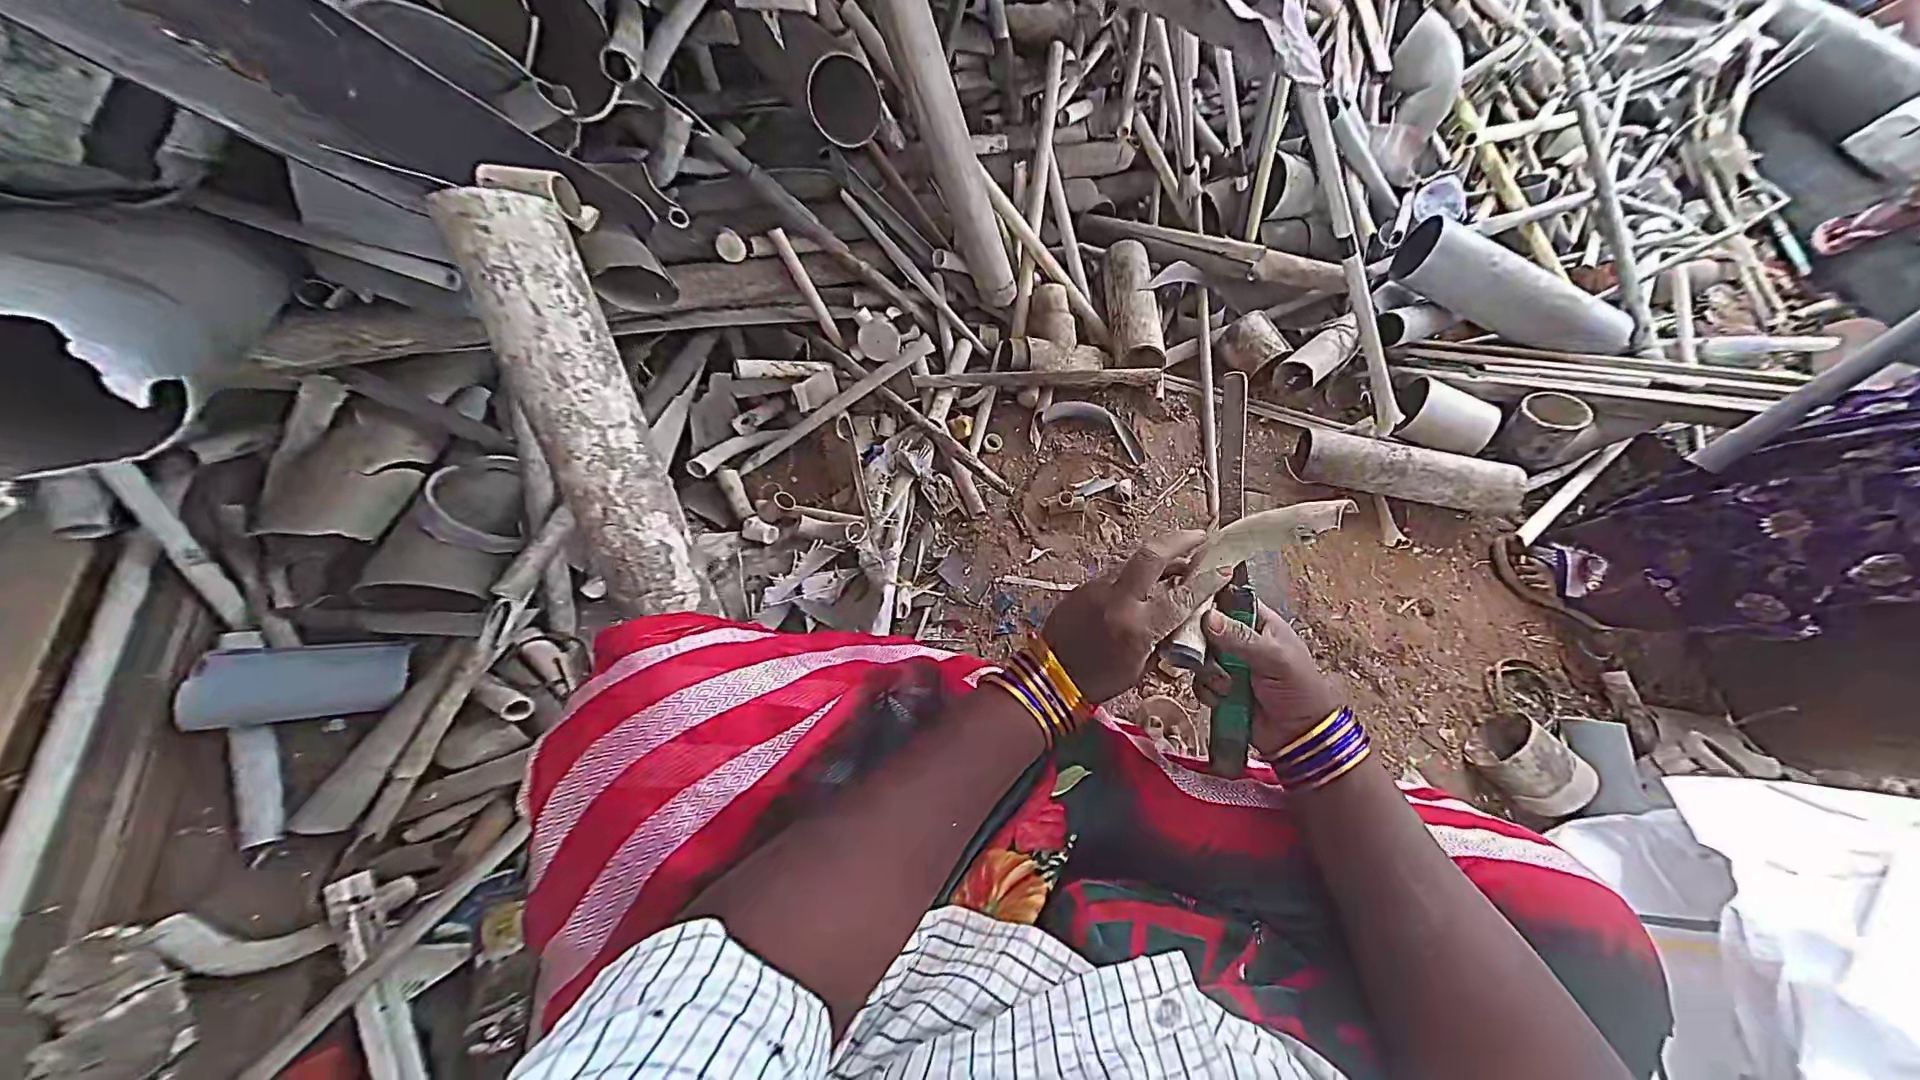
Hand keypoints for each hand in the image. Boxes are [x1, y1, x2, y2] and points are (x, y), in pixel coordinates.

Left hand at [1043, 531, 1206, 701]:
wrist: (1050, 676)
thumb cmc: (1099, 679)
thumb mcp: (1141, 666)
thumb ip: (1164, 637)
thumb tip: (1184, 614)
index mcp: (1137, 627)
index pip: (1181, 597)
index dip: (1206, 581)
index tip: (1223, 569)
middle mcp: (1117, 601)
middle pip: (1152, 555)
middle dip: (1179, 540)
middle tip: (1199, 537)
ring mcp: (1097, 589)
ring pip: (1132, 564)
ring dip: (1157, 561)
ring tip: (1176, 566)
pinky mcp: (1083, 587)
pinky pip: (1115, 577)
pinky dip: (1133, 578)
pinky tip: (1142, 587)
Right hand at [1195, 601, 1343, 758]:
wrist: (1301, 737)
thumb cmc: (1299, 690)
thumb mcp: (1275, 658)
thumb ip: (1241, 637)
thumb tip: (1208, 618)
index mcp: (1260, 623)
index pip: (1228, 601)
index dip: (1209, 602)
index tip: (1193, 610)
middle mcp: (1240, 640)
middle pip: (1205, 629)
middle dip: (1202, 644)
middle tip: (1207, 655)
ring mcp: (1228, 664)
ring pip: (1199, 656)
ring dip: (1209, 672)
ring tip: (1228, 686)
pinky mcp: (1219, 687)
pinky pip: (1200, 681)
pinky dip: (1207, 690)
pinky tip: (1223, 698)